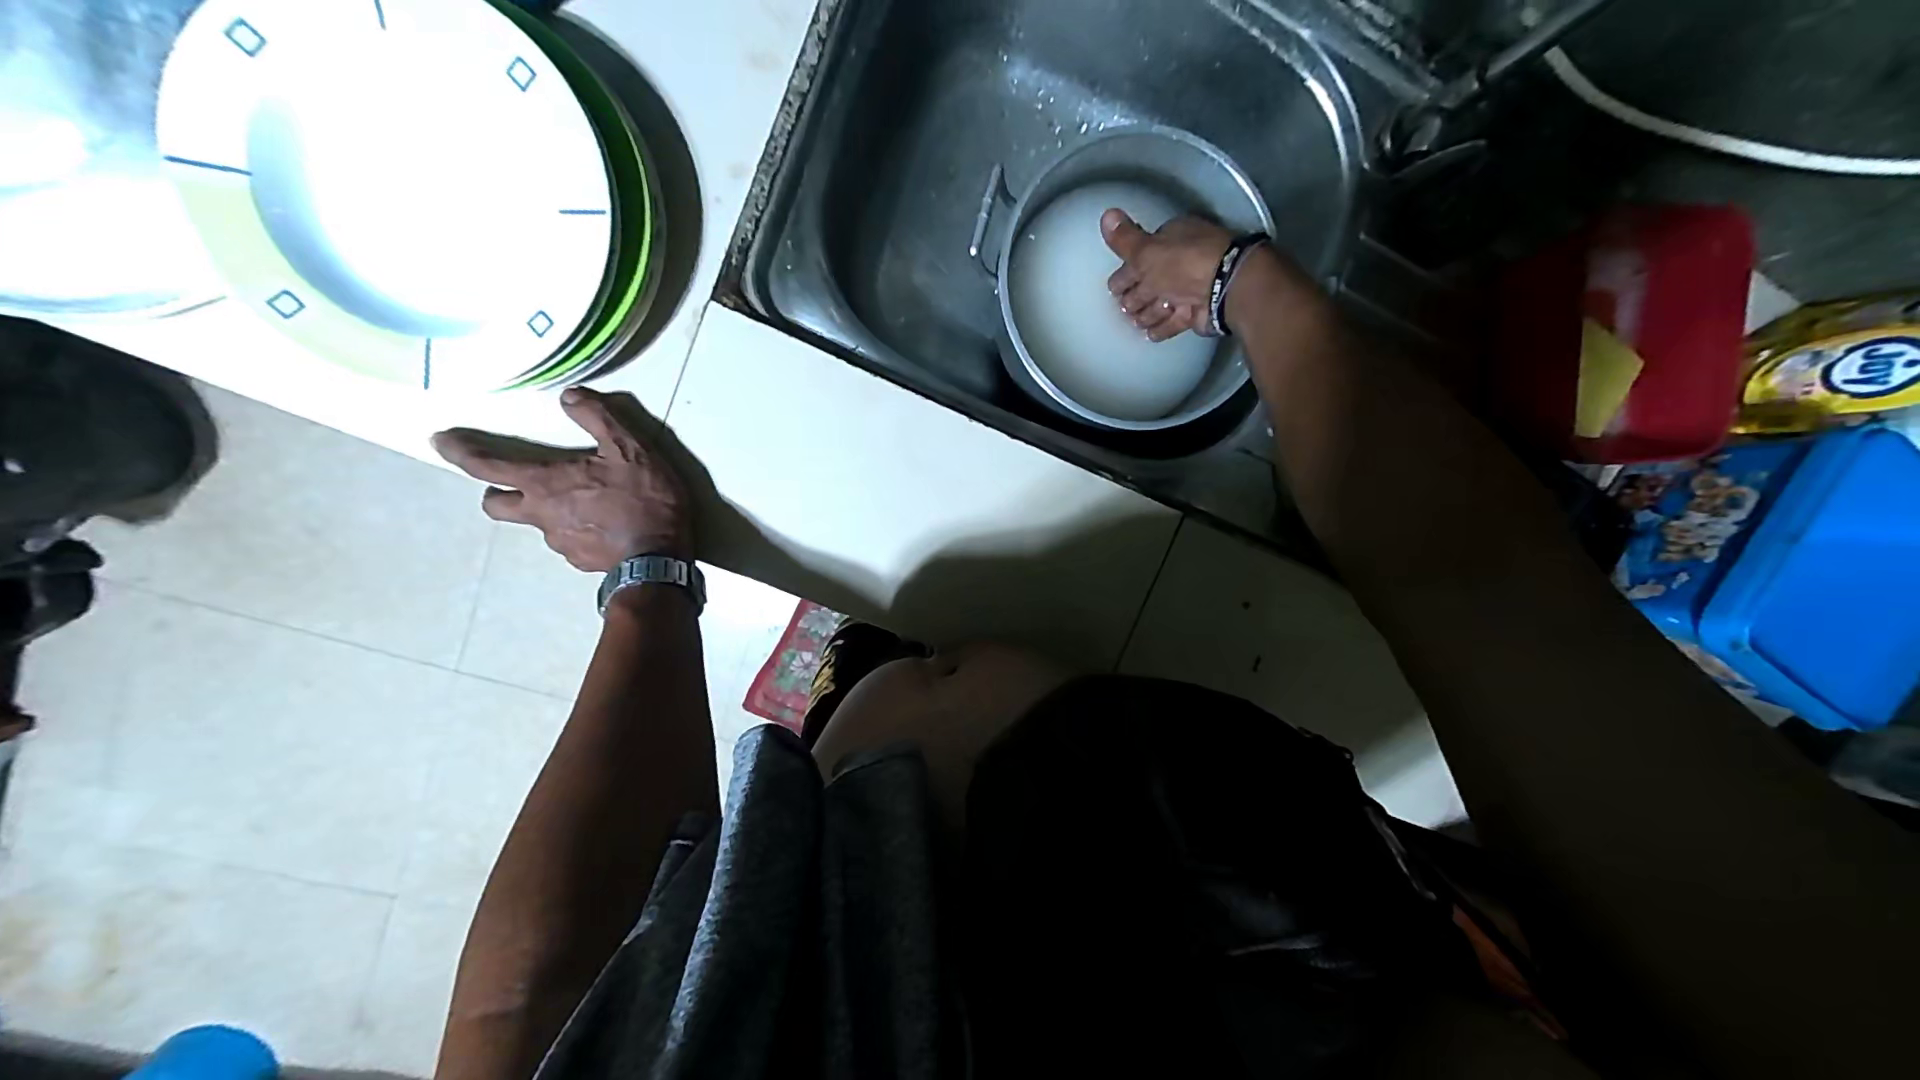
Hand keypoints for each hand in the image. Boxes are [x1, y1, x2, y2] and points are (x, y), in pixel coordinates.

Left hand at [432, 388, 692, 571]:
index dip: (459, 451)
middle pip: (495, 503)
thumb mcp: (631, 450)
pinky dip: (578, 531)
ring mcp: (559, 542)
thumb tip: (569, 396)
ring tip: (585, 505)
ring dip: (548, 511)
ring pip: (537, 523)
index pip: (486, 466)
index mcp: (545, 483)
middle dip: (496, 491)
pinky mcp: (579, 561)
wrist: (659, 558)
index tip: (440, 441)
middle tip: (515, 483)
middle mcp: (541, 514)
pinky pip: (568, 542)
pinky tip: (605, 527)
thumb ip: (598, 419)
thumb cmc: (644, 500)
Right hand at [1101, 209, 1233, 340]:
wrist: (1221, 288)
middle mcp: (1181, 263)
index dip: (1127, 273)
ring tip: (1135, 323)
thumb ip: (1124, 239)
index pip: (1141, 257)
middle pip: (1151, 283)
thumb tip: (1105, 214)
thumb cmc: (1181, 263)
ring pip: (1161, 303)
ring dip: (1148, 313)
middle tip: (1124, 308)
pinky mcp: (1196, 312)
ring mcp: (1190, 289)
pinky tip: (1150, 334)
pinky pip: (1174, 321)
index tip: (1115, 289)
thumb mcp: (1146, 250)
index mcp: (1171, 240)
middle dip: (1136, 296)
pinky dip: (1162, 328)